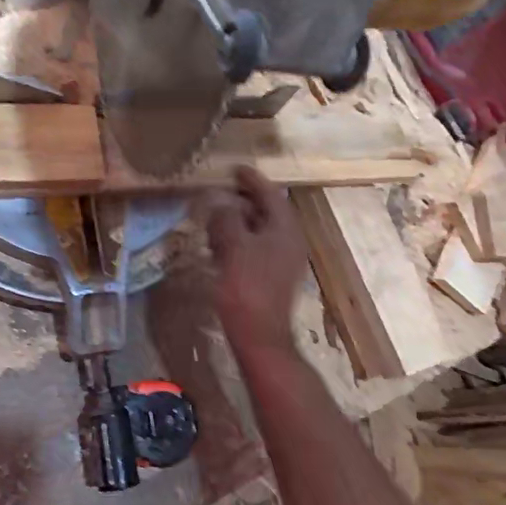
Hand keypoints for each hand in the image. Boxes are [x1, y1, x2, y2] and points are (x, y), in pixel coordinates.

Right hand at [203, 166, 308, 353]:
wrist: (258, 335)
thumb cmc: (247, 287)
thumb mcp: (233, 246)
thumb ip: (226, 218)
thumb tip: (220, 202)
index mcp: (286, 229)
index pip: (270, 194)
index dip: (251, 180)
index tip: (235, 168)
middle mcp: (289, 242)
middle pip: (267, 211)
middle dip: (243, 201)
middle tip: (221, 190)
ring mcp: (282, 261)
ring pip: (260, 230)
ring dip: (239, 222)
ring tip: (215, 216)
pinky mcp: (271, 277)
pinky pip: (256, 248)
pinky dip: (239, 240)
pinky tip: (220, 245)